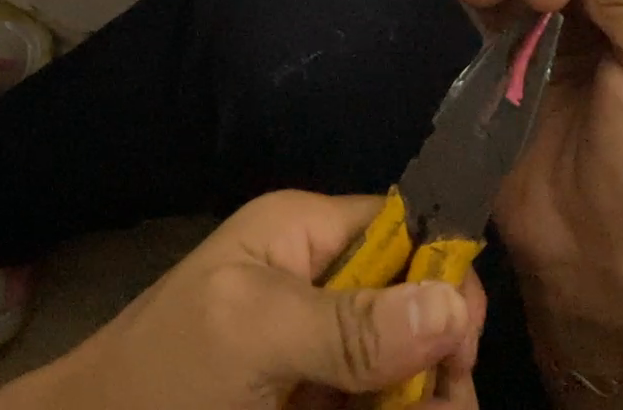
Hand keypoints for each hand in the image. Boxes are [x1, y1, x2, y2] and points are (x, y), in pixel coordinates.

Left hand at [0, 191, 483, 409]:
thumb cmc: (164, 374)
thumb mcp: (254, 333)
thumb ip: (350, 322)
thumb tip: (452, 304)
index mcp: (307, 232)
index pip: (406, 229)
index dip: (443, 277)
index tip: (458, 350)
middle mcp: (322, 281)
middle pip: (415, 305)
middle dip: (438, 358)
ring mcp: (319, 347)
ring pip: (404, 365)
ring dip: (422, 400)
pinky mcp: (314, 398)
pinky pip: (375, 402)